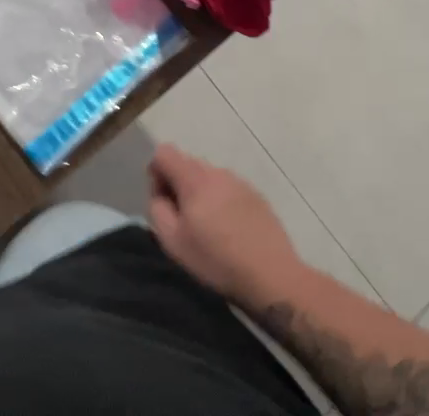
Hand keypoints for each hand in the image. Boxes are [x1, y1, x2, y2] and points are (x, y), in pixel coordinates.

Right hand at [147, 144, 305, 310]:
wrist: (272, 276)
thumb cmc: (217, 260)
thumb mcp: (173, 241)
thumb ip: (158, 208)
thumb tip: (160, 193)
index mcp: (195, 179)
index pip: (164, 153)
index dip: (156, 173)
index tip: (164, 202)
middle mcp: (218, 172)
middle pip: (187, 164)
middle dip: (178, 184)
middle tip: (183, 220)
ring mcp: (241, 182)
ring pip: (209, 177)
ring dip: (201, 193)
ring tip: (208, 227)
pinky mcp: (257, 196)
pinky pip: (228, 188)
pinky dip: (221, 201)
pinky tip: (229, 230)